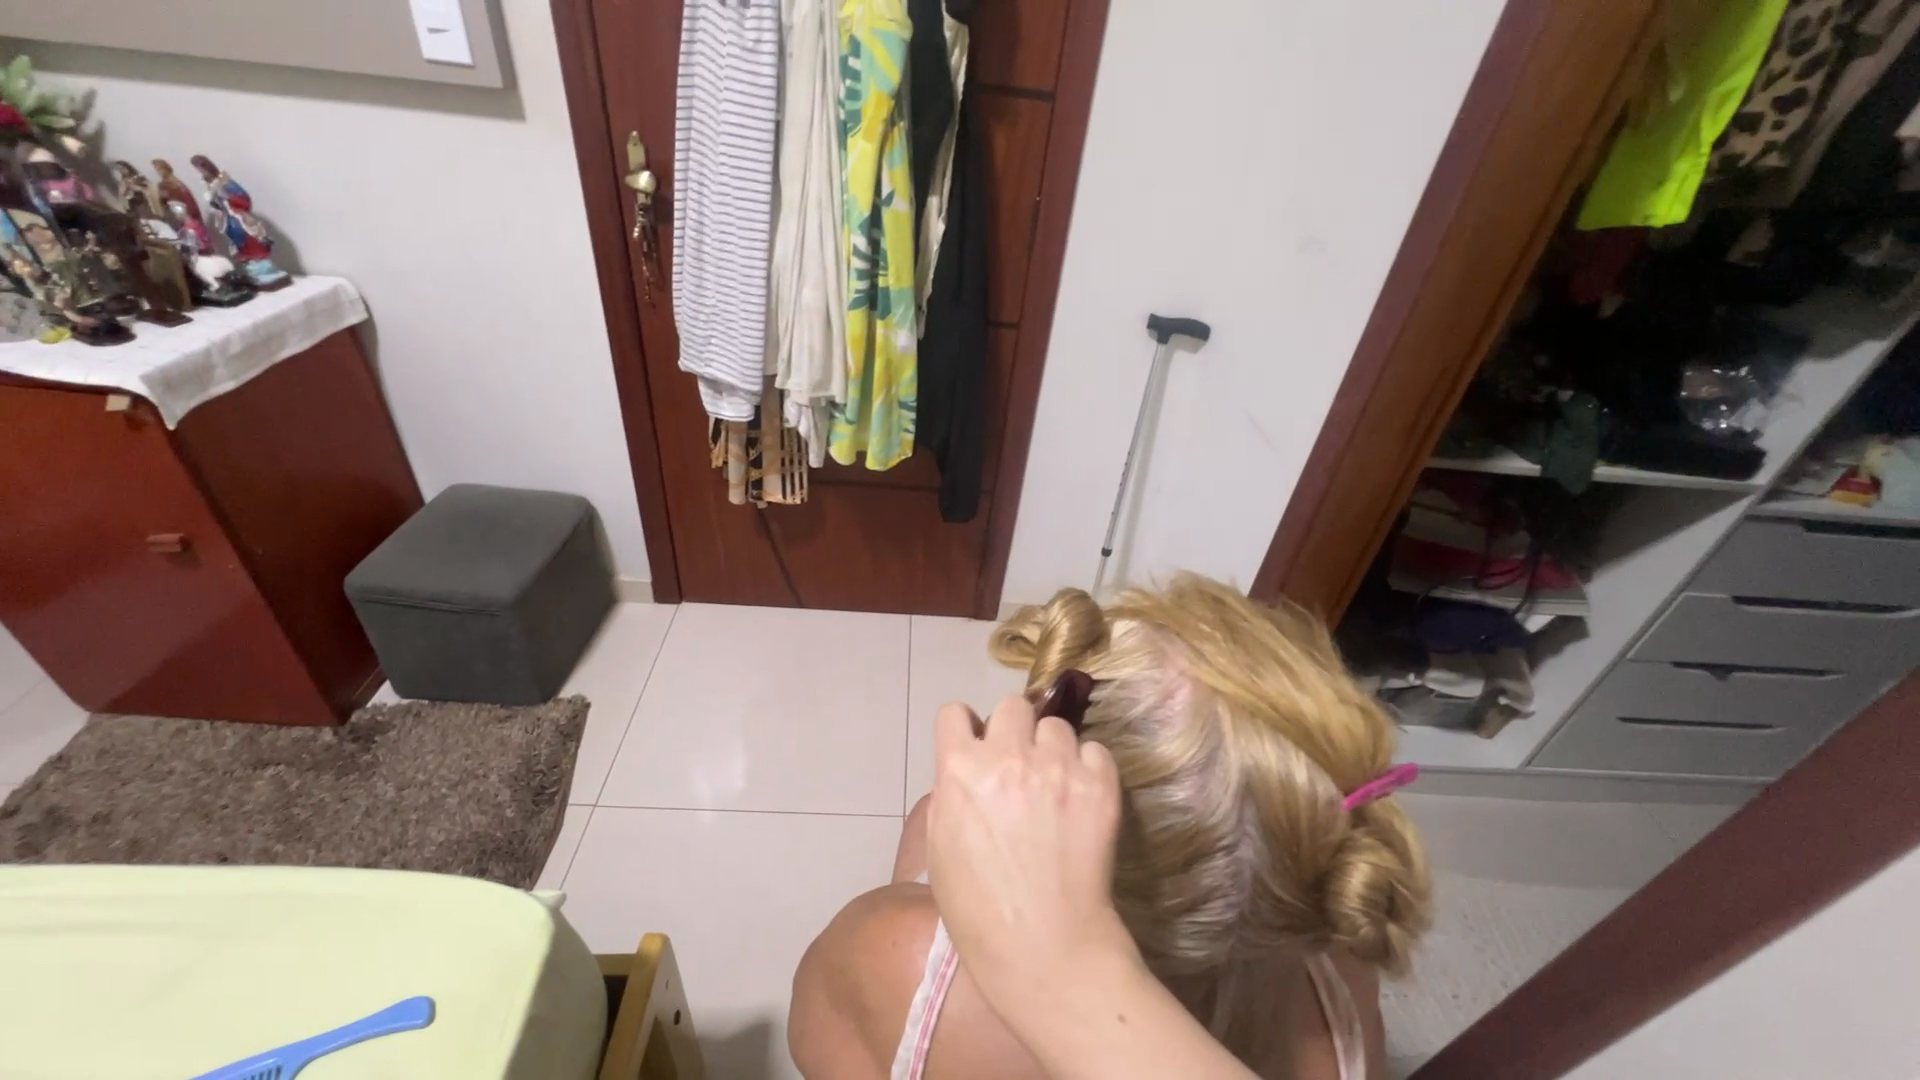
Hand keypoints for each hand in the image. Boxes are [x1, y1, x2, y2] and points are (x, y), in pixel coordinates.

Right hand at [925, 695, 1132, 1002]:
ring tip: (1055, 787)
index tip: (975, 748)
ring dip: (1052, 750)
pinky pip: (1095, 751)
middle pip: (1012, 706)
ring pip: (1056, 727)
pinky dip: (1088, 769)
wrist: (1044, 946)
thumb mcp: (939, 846)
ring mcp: (1057, 767)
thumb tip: (967, 767)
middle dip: (1013, 730)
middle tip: (1019, 764)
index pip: (954, 712)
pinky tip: (1082, 800)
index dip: (965, 729)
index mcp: (959, 770)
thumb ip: (951, 792)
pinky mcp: (1099, 784)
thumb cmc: (978, 908)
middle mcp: (1008, 756)